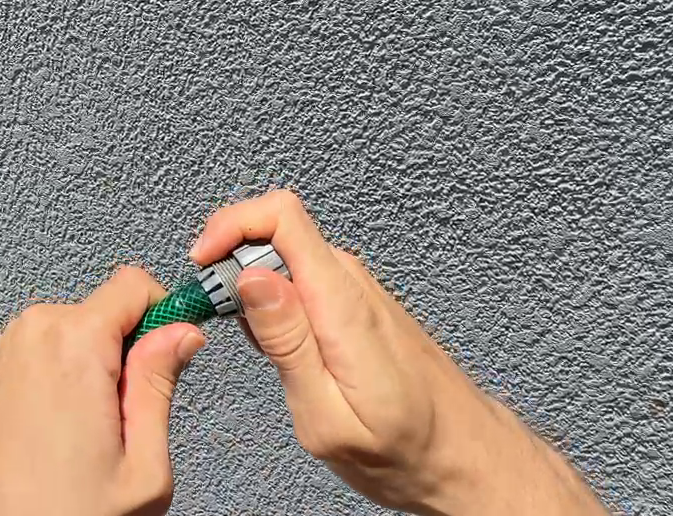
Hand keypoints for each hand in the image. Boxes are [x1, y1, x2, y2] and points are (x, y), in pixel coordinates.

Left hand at [0, 266, 205, 515]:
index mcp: (74, 341)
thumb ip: (159, 385)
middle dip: (124, 353)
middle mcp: (35, 327)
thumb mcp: (140, 468)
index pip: (133, 283)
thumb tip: (183, 331)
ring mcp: (9, 343)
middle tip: (121, 420)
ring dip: (93, 365)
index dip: (162, 312)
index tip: (170, 355)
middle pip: (104, 310)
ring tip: (86, 430)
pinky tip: (60, 425)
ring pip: (76, 328)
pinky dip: (64, 370)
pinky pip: (47, 344)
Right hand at [192, 191, 605, 515]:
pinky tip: (282, 343)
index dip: (230, 223)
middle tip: (219, 312)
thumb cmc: (404, 451)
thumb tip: (248, 276)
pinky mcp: (353, 296)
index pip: (280, 213)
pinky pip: (298, 271)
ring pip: (281, 250)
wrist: (469, 459)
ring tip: (258, 341)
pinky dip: (271, 295)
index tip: (203, 261)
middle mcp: (348, 278)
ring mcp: (353, 284)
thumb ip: (285, 342)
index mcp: (340, 300)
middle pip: (272, 227)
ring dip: (249, 280)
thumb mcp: (327, 417)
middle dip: (230, 258)